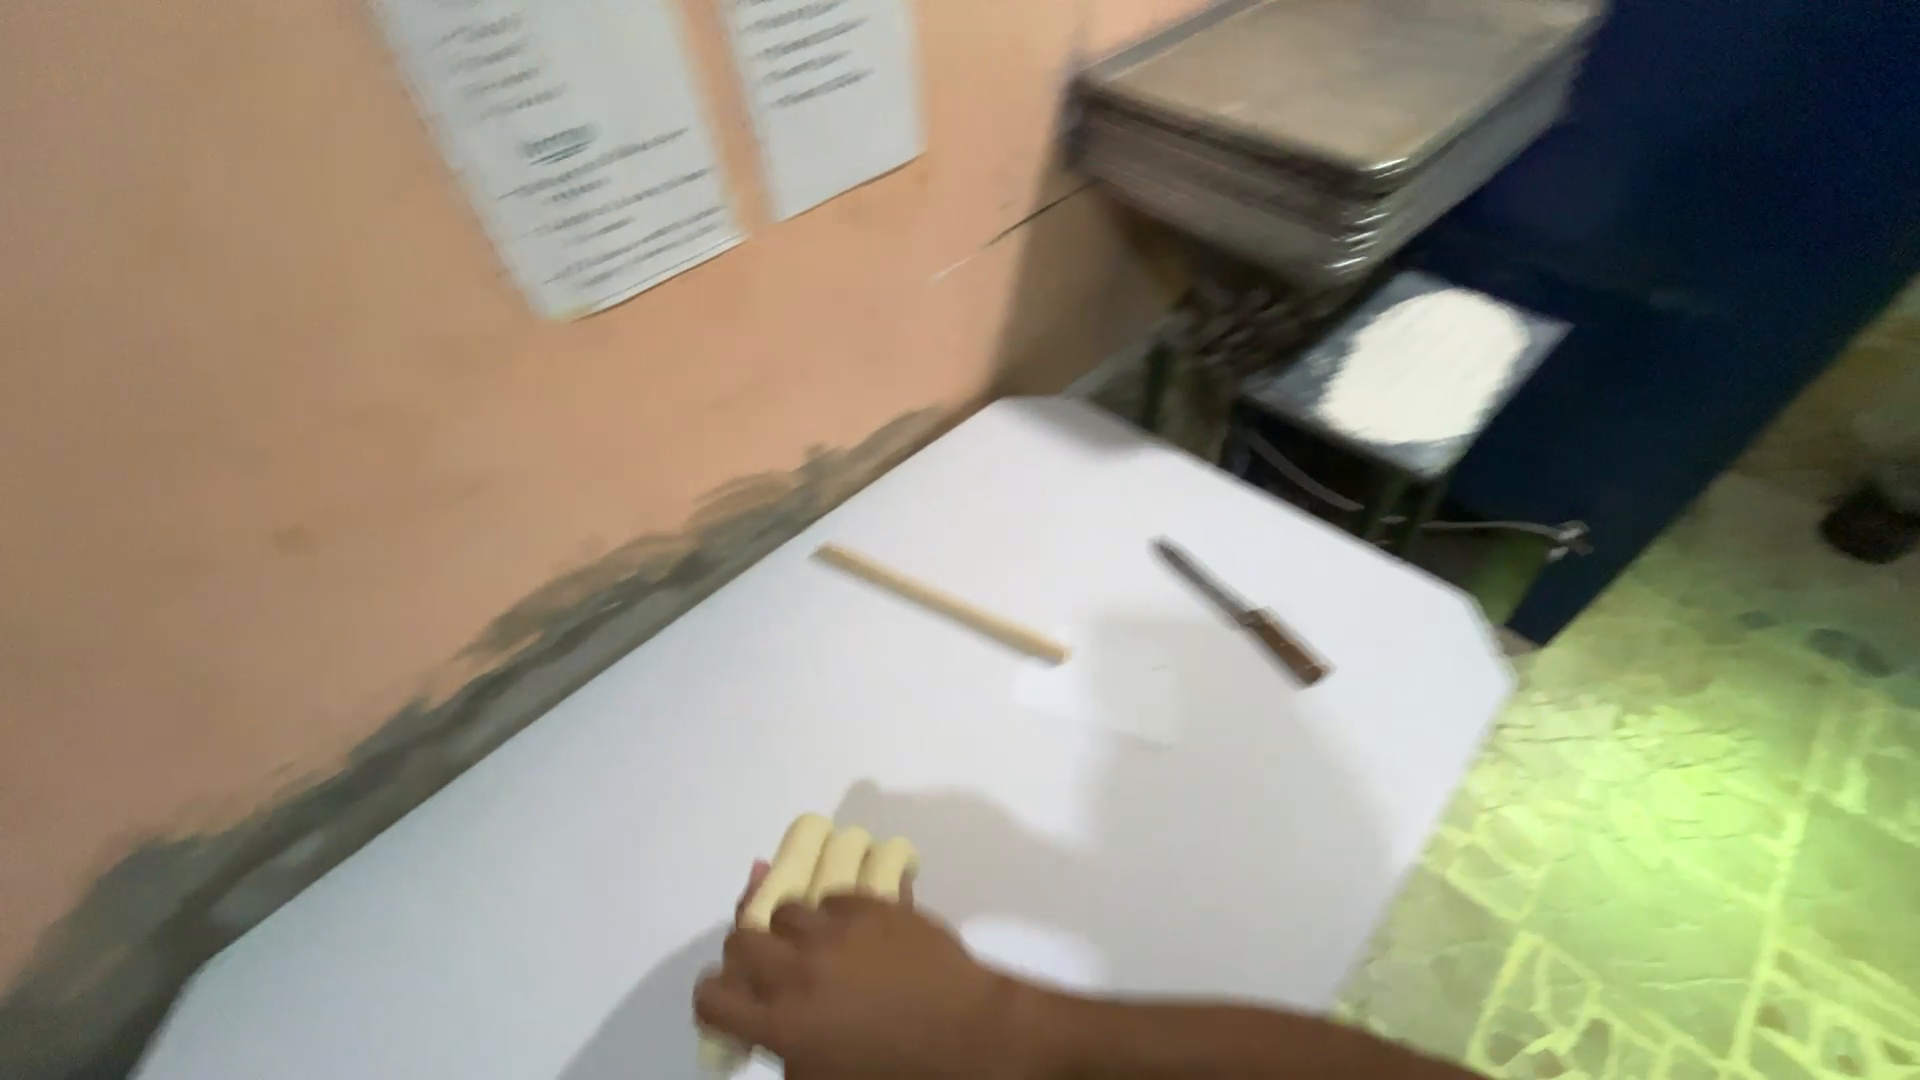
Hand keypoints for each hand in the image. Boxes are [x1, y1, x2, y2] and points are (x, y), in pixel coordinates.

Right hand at [695, 877, 1030, 1078]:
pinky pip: (833, 897)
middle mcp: (800, 968)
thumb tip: (767, 1021)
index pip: (712, 995)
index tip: (729, 1001)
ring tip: (817, 947)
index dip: (713, 998)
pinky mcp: (873, 906)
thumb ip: (786, 1053)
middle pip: (740, 938)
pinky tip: (854, 934)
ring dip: (793, 929)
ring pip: (787, 907)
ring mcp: (838, 930)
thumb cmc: (893, 1075)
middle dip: (747, 953)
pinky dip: (834, 914)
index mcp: (782, 1024)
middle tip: (771, 969)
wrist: (966, 1037)